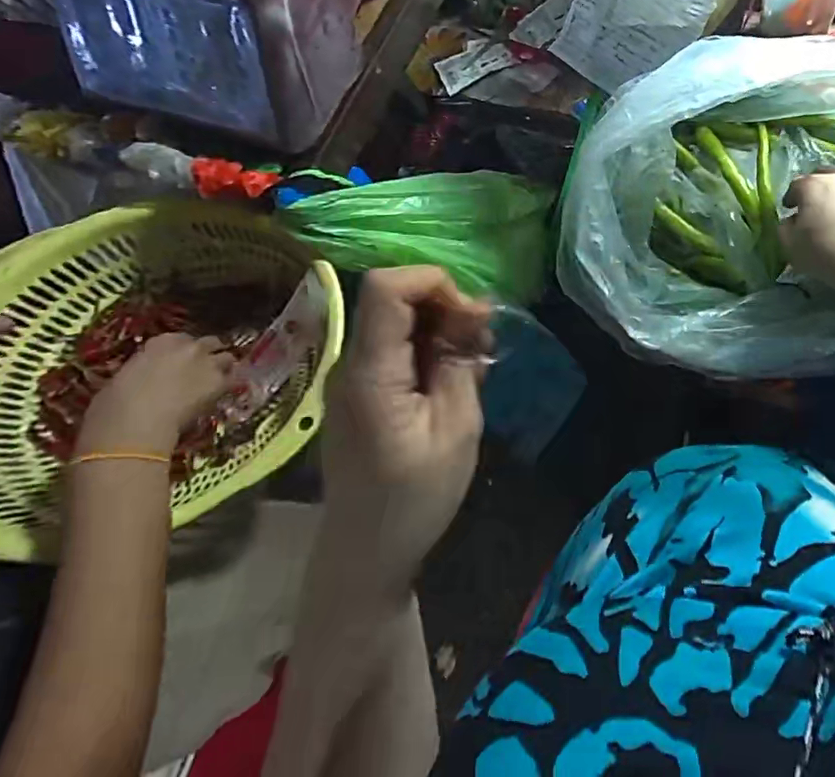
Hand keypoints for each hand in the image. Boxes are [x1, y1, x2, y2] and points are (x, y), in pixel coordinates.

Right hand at [76, 333, 235, 455]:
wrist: (135, 425)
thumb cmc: (115, 406)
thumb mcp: (123, 377)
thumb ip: (143, 369)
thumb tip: (146, 377)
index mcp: (160, 342)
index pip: (179, 339)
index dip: (181, 352)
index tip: (178, 363)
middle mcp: (188, 346)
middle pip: (208, 343)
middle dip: (206, 354)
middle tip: (201, 371)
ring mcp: (207, 362)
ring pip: (226, 357)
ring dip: (222, 367)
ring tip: (217, 381)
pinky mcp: (220, 382)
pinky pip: (232, 379)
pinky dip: (229, 384)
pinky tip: (222, 395)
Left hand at [321, 267, 490, 597]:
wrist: (364, 552)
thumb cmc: (413, 500)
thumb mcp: (457, 431)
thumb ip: (461, 365)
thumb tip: (470, 318)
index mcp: (371, 372)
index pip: (387, 287)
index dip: (434, 282)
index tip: (471, 317)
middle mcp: (352, 363)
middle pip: (393, 298)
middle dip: (445, 305)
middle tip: (483, 343)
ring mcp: (351, 376)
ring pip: (396, 320)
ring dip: (439, 328)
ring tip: (474, 362)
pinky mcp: (360, 389)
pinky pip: (394, 347)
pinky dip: (427, 348)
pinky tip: (452, 377)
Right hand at [781, 172, 834, 304]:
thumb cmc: (827, 253)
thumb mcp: (790, 246)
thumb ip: (785, 228)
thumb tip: (793, 221)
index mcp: (811, 184)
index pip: (794, 186)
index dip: (790, 201)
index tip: (790, 214)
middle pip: (820, 180)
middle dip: (813, 194)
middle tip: (810, 215)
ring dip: (833, 202)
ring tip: (831, 223)